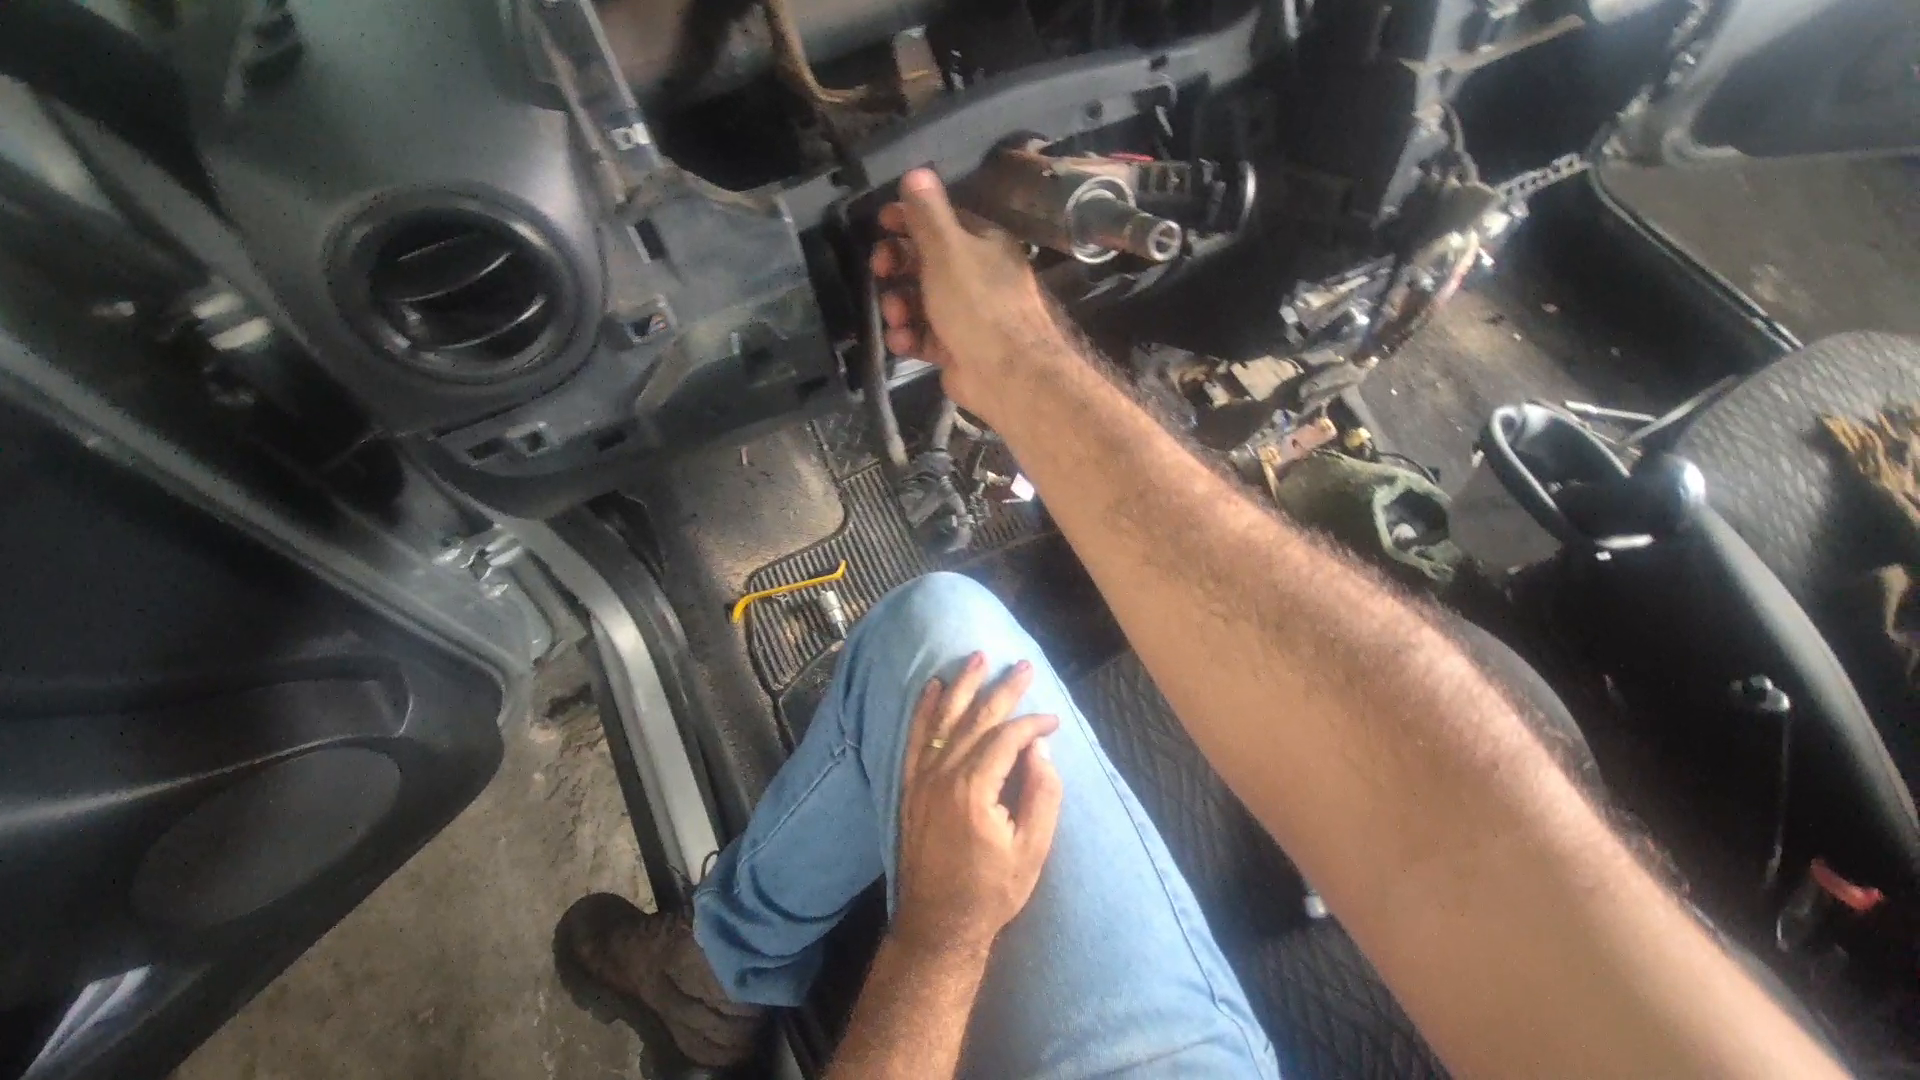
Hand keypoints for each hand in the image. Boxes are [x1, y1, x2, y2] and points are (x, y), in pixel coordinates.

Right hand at [870, 169, 1067, 421]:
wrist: (1006, 373)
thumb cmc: (978, 304)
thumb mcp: (949, 250)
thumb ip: (928, 214)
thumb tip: (916, 172)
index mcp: (983, 244)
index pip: (942, 222)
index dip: (909, 219)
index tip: (881, 223)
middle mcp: (978, 276)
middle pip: (926, 262)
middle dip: (898, 265)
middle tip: (879, 270)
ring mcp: (967, 315)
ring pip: (921, 302)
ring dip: (900, 306)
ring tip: (896, 316)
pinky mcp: (956, 349)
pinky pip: (924, 336)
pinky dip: (909, 337)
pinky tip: (902, 341)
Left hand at [892, 653, 1064, 956]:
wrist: (938, 923)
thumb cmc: (991, 891)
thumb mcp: (1032, 850)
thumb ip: (1041, 794)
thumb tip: (1040, 747)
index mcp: (974, 789)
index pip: (1006, 738)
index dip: (1033, 724)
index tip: (1054, 720)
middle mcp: (943, 775)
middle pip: (976, 719)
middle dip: (1002, 690)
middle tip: (1023, 665)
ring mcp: (921, 779)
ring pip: (943, 720)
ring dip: (962, 686)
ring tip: (977, 656)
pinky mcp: (910, 787)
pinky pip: (915, 738)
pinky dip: (924, 710)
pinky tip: (931, 687)